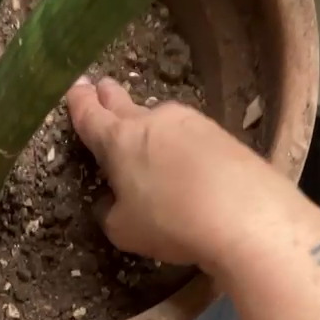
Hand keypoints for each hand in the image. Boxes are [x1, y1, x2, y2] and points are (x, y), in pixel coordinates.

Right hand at [65, 76, 315, 271]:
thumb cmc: (170, 222)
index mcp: (120, 140)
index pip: (90, 116)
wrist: (244, 214)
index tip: (74, 90)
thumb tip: (111, 200)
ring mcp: (190, 123)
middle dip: (109, 98)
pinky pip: (187, 137)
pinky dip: (177, 147)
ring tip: (145, 145)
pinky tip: (182, 166)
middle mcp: (153, 121)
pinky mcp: (220, 134)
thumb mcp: (123, 230)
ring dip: (148, 128)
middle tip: (101, 88)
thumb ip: (110, 212)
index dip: (79, 105)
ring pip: (158, 121)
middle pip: (124, 104)